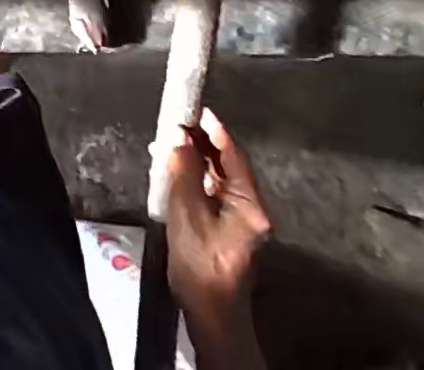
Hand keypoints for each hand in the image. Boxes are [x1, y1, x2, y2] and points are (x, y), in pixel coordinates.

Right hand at [165, 110, 270, 346]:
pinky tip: (175, 165)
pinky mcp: (227, 224)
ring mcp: (241, 217)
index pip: (234, 158)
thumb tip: (179, 139)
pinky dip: (195, 173)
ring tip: (171, 138)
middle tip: (178, 120)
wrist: (210, 312)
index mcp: (250, 206)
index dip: (216, 131)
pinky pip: (212, 188)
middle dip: (203, 141)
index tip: (198, 110)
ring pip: (219, 175)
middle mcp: (252, 208)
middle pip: (228, 164)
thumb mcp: (187, 216)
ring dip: (196, 156)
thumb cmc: (200, 265)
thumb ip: (184, 174)